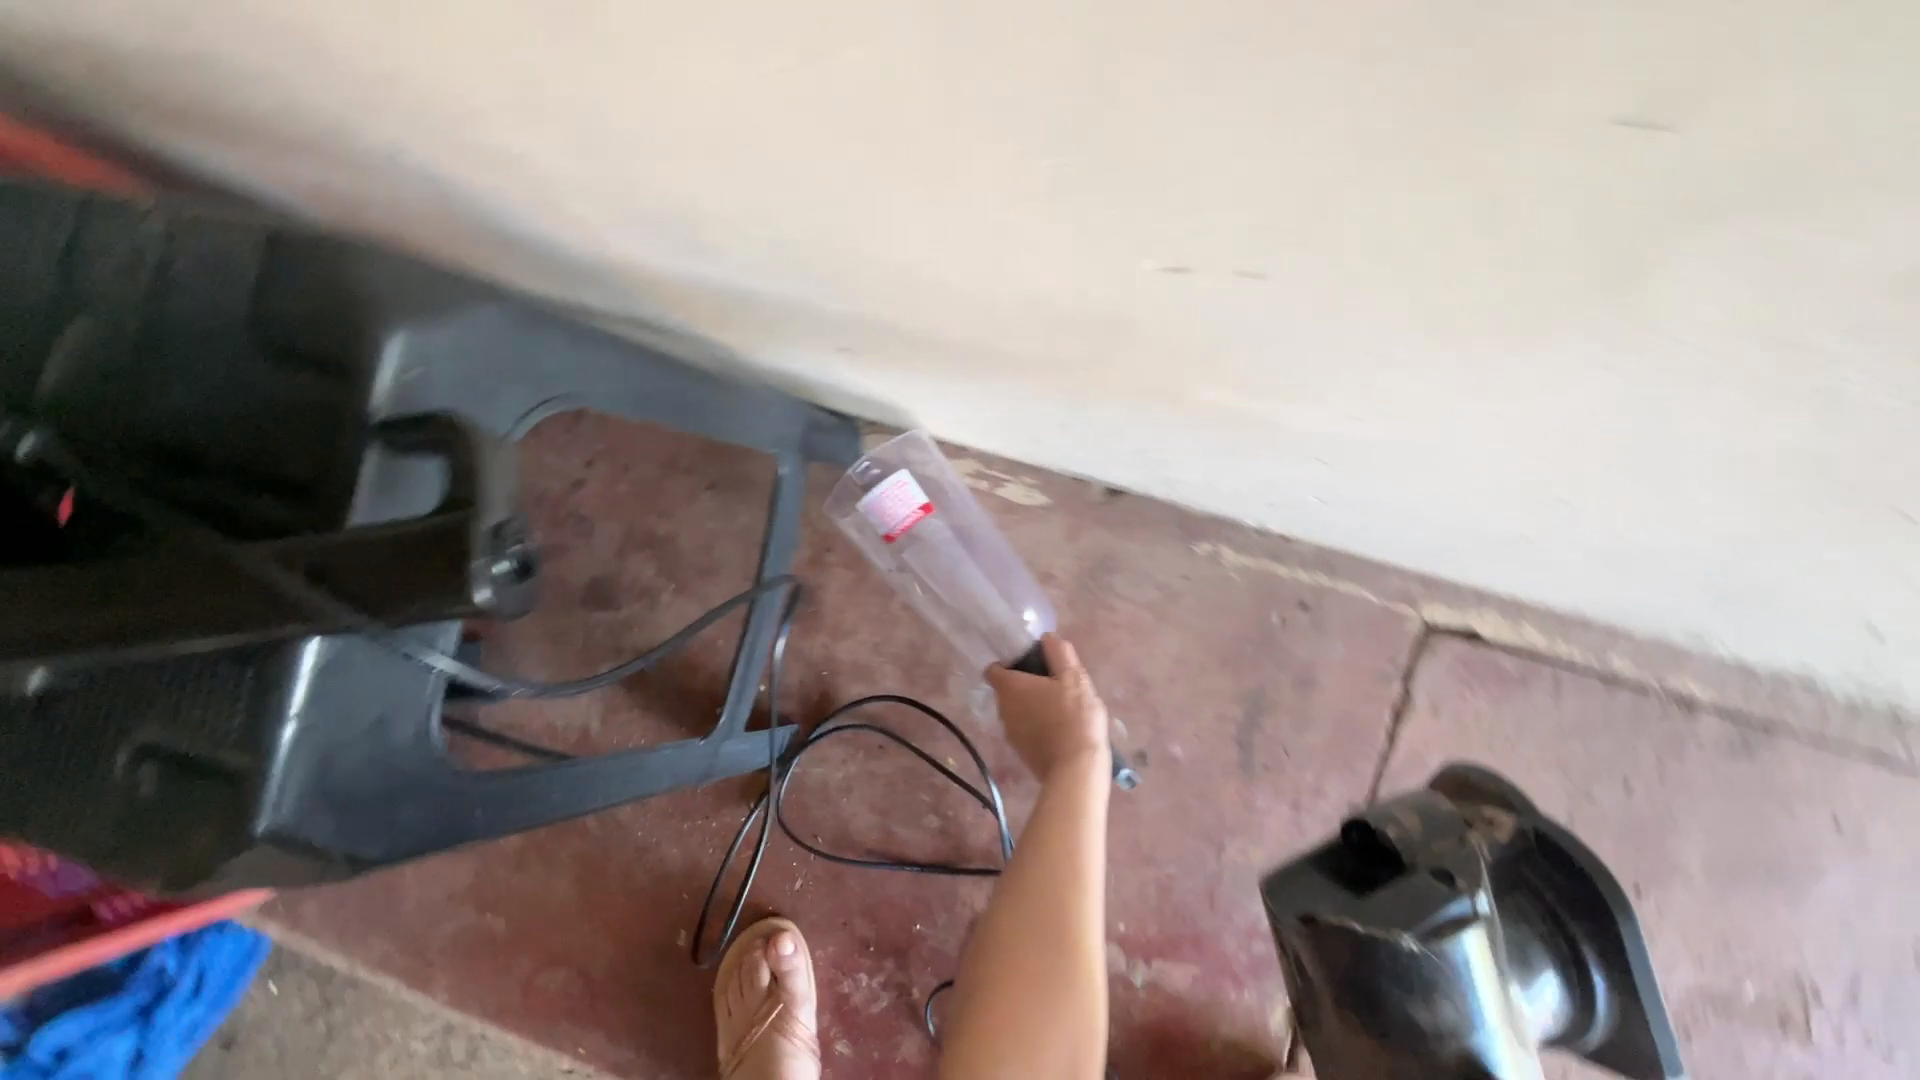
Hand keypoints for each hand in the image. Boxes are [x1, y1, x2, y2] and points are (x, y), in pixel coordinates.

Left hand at [984, 634, 1110, 782]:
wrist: (1075, 769)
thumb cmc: (1074, 718)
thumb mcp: (1074, 678)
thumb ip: (1059, 654)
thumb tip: (1047, 637)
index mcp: (1010, 687)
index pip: (994, 669)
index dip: (1008, 663)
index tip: (1030, 663)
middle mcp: (1003, 709)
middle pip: (1006, 690)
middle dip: (1025, 684)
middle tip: (1053, 684)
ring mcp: (1009, 733)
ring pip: (1016, 711)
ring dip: (1031, 706)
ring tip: (1060, 707)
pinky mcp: (1020, 752)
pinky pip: (1024, 730)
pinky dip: (1036, 726)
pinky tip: (1059, 729)